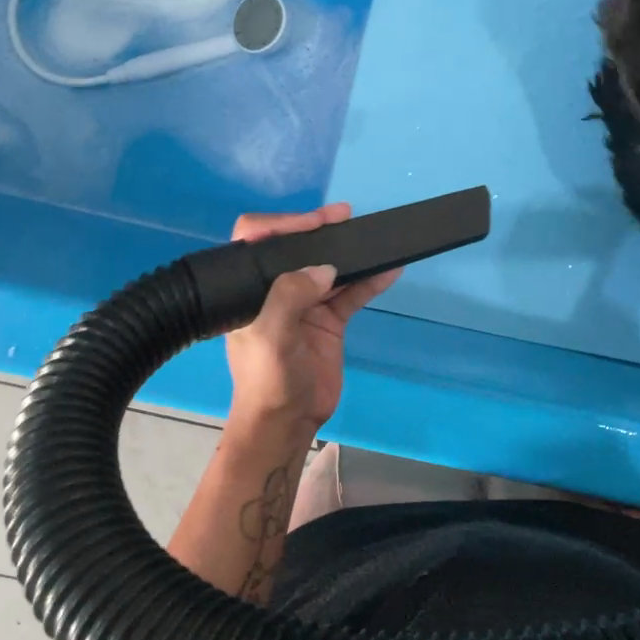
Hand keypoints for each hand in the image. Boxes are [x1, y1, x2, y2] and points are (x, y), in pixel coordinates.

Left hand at [223, 204, 400, 438]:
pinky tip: (390, 269)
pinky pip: (352, 292)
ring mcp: (305, 305)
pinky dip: (370, 280)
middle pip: (297, 249)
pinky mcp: (329, 321)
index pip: (256, 242)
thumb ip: (290, 296)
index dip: (280, 225)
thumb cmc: (267, 380)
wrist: (288, 424)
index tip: (312, 223)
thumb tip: (325, 268)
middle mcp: (274, 291)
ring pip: (329, 268)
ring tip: (372, 236)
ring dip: (350, 253)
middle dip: (320, 230)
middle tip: (345, 215)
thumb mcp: (271, 337)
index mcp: (248, 289)